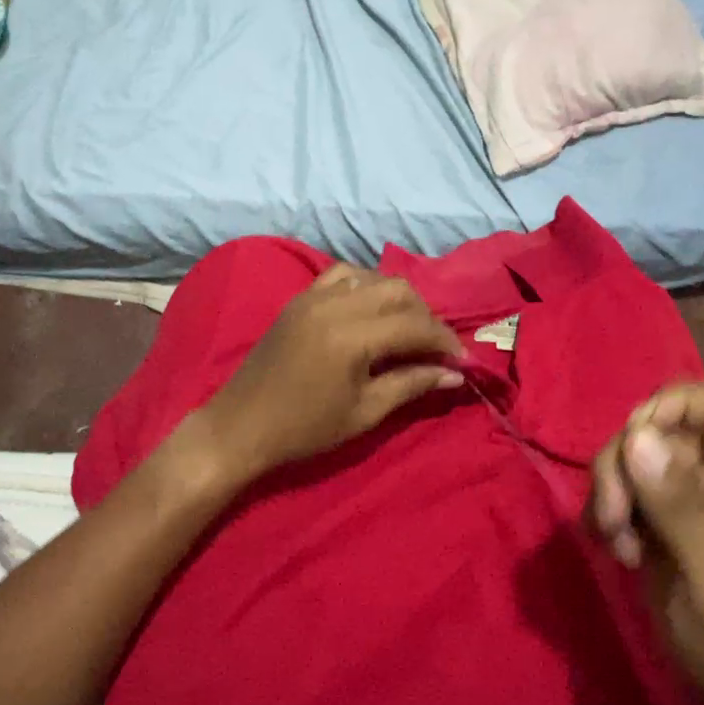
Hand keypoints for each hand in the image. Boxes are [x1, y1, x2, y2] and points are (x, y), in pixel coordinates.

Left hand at [186, 264, 466, 483]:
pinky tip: (371, 309)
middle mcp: (334, 305)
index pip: (414, 324)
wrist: (241, 425)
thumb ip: (411, 385)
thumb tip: (455, 374)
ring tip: (406, 330)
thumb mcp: (365, 412)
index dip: (444, 341)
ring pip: (373, 277)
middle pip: (399, 290)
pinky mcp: (299, 298)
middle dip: (425, 316)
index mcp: (351, 337)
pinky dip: (365, 285)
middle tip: (435, 348)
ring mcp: (313, 296)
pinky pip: (342, 275)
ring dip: (398, 298)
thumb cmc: (304, 429)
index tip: (462, 360)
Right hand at [586, 385, 703, 704]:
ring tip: (615, 545)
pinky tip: (612, 553)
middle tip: (614, 516)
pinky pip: (622, 500)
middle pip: (661, 432)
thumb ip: (679, 508)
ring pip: (634, 464)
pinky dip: (606, 517)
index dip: (678, 405)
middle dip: (625, 463)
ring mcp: (686, 512)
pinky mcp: (659, 536)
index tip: (638, 438)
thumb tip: (637, 434)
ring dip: (610, 493)